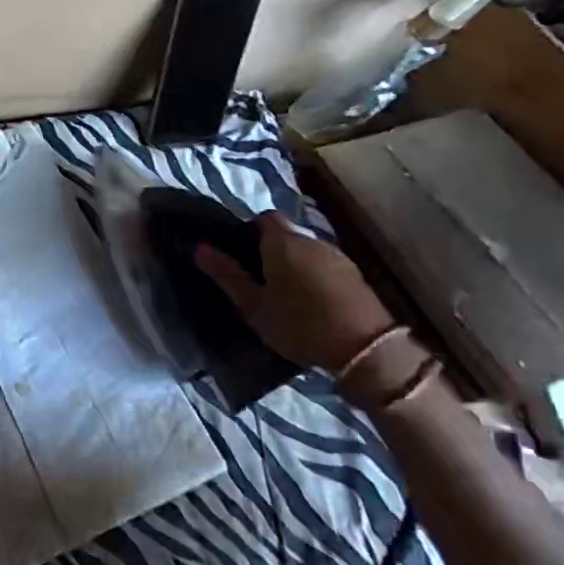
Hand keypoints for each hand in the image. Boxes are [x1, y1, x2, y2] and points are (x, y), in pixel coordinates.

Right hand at [195, 212, 396, 375]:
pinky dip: (313, 277)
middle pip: (286, 234)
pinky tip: (310, 304)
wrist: (363, 346)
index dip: (250, 231)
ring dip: (294, 265)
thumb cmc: (299, 324)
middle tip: (259, 282)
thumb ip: (228, 276)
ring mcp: (336, 256)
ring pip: (306, 251)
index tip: (241, 256)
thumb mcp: (254, 306)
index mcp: (282, 242)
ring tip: (284, 296)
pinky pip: (324, 266)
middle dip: (272, 251)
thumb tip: (200, 248)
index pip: (264, 217)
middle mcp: (310, 239)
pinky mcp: (354, 274)